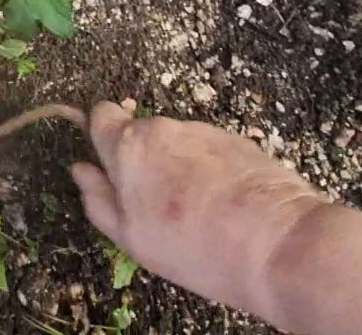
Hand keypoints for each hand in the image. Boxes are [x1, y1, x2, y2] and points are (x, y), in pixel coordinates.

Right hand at [71, 103, 330, 316]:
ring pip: (177, 144)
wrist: (281, 246)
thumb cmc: (195, 247)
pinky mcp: (238, 140)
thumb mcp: (133, 238)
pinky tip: (228, 207)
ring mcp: (202, 130)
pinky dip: (210, 171)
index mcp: (128, 145)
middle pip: (141, 134)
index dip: (102, 137)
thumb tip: (80, 169)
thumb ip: (98, 200)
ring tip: (201, 213)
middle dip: (144, 162)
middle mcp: (162, 127)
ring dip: (178, 167)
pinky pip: (209, 151)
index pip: (100, 114)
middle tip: (159, 206)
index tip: (113, 168)